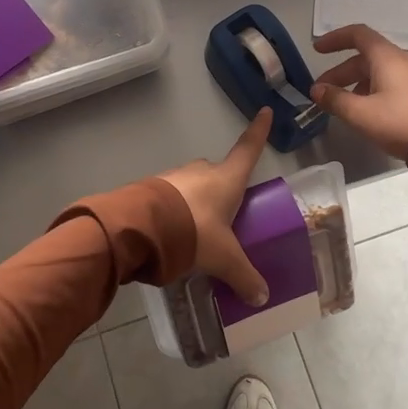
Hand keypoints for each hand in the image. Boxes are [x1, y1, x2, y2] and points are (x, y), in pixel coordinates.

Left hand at [159, 109, 272, 306]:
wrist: (143, 228)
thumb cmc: (195, 233)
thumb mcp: (224, 259)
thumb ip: (243, 276)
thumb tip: (262, 297)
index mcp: (227, 179)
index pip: (248, 149)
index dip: (258, 132)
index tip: (264, 110)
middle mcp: (202, 171)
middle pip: (218, 171)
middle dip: (222, 187)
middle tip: (225, 213)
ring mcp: (174, 177)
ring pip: (191, 185)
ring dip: (194, 201)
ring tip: (195, 230)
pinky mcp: (152, 188)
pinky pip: (170, 197)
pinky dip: (174, 210)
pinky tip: (172, 231)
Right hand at [311, 24, 407, 158]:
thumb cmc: (401, 122)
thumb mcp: (361, 114)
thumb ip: (335, 100)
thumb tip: (317, 90)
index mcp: (386, 57)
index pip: (357, 35)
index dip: (335, 39)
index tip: (317, 50)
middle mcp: (402, 61)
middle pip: (365, 58)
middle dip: (340, 72)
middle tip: (323, 91)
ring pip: (379, 72)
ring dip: (356, 84)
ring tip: (343, 106)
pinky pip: (393, 84)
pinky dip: (374, 91)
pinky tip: (369, 112)